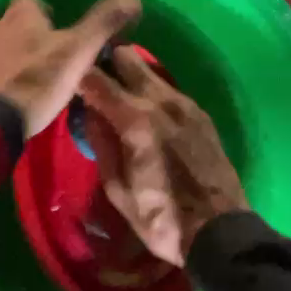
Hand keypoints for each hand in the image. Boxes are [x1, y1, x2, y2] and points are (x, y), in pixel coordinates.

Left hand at [0, 0, 141, 135]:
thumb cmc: (37, 80)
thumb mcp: (78, 51)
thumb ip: (103, 23)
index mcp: (21, 12)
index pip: (38, 3)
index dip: (54, 18)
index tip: (70, 39)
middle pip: (22, 25)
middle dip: (38, 39)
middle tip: (59, 63)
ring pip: (8, 47)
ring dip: (21, 58)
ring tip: (41, 82)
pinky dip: (7, 77)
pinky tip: (19, 96)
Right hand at [80, 46, 248, 266]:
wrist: (221, 234)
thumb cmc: (161, 218)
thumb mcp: (117, 190)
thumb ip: (101, 145)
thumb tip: (91, 115)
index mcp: (134, 119)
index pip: (95, 77)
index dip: (78, 76)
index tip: (70, 83)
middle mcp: (159, 100)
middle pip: (125, 56)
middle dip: (107, 64)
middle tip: (97, 84)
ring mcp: (184, 103)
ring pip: (149, 69)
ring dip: (131, 77)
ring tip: (121, 97)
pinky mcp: (200, 113)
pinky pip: (168, 88)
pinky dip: (153, 93)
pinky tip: (149, 115)